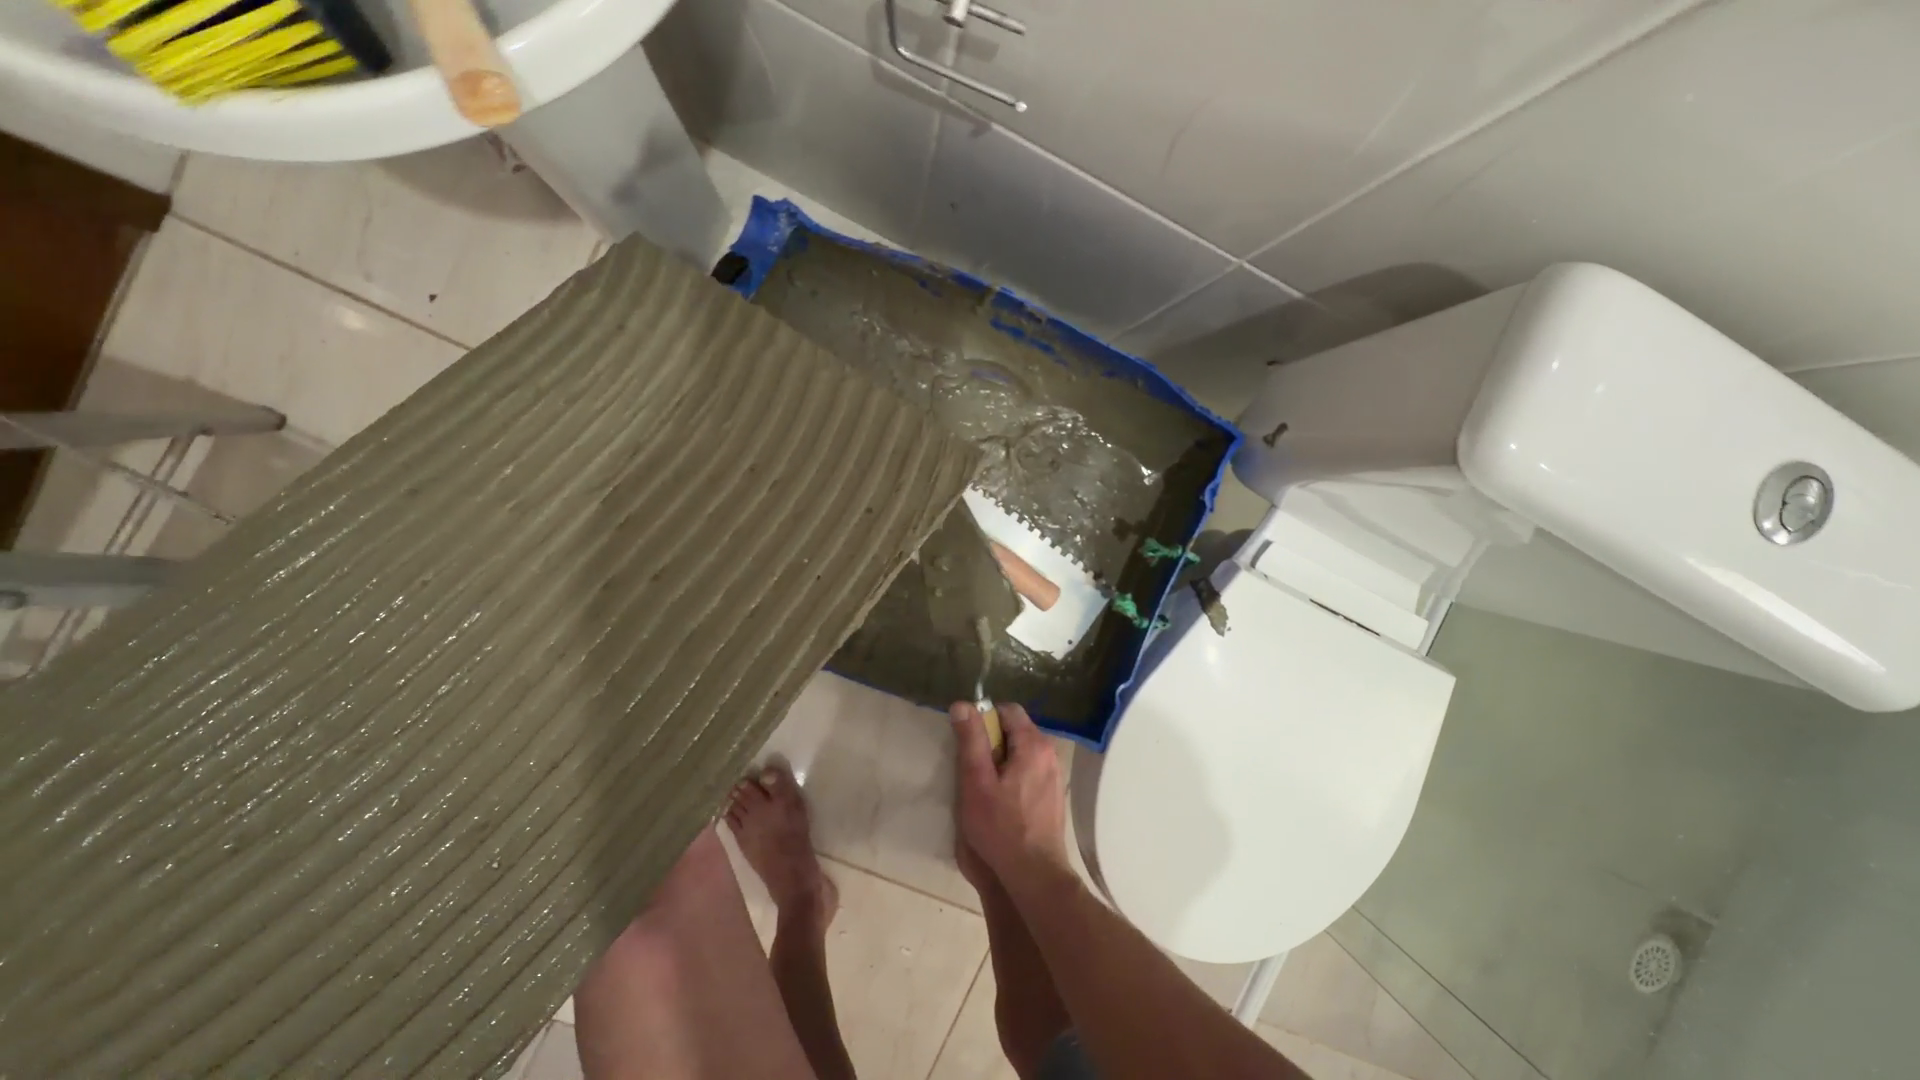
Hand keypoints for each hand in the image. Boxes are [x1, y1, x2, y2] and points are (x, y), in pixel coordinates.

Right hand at [950, 701, 1069, 886]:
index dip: (984, 720)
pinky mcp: (1053, 797)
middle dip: (991, 743)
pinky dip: (1012, 778)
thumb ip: (971, 740)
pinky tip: (1001, 805)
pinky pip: (1029, 773)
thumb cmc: (1000, 827)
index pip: (1007, 710)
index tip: (968, 744)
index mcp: (1034, 745)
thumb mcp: (976, 781)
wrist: (1034, 874)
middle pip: (1015, 731)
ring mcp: (1055, 777)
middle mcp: (1050, 754)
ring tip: (984, 790)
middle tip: (972, 771)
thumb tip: (963, 704)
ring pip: (1021, 754)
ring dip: (1000, 763)